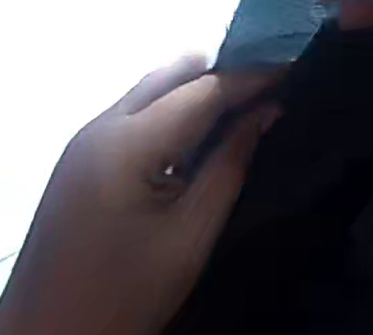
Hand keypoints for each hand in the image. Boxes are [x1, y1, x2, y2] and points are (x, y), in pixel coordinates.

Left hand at [0, 58, 277, 334]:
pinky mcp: (79, 157)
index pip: (204, 89)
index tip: (293, 72)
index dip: (253, 78)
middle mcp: (101, 126)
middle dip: (223, 74)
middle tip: (265, 92)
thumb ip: (232, 162)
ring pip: (154, 86)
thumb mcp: (190, 235)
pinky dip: (173, 110)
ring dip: (197, 90)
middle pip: (174, 72)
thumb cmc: (121, 300)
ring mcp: (84, 140)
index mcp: (127, 144)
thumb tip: (268, 110)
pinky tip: (196, 137)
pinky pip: (137, 110)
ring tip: (239, 110)